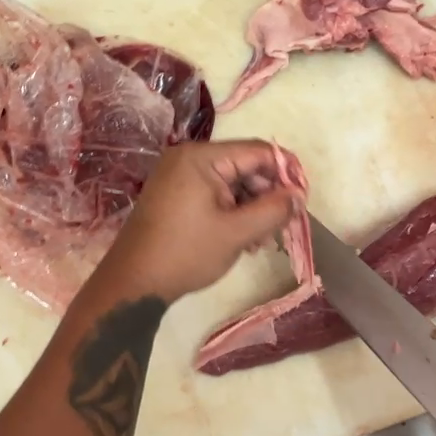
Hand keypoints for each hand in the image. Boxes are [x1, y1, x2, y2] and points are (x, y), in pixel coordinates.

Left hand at [100, 140, 302, 301]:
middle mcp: (187, 158)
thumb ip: (273, 210)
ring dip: (250, 209)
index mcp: (201, 157)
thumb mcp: (237, 232)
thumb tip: (300, 195)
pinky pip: (212, 194)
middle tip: (279, 228)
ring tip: (259, 241)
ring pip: (230, 183)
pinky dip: (230, 212)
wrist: (134, 283)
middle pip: (244, 167)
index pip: (257, 152)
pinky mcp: (173, 195)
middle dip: (265, 196)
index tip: (301, 201)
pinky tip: (240, 239)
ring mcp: (177, 176)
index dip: (285, 174)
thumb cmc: (186, 253)